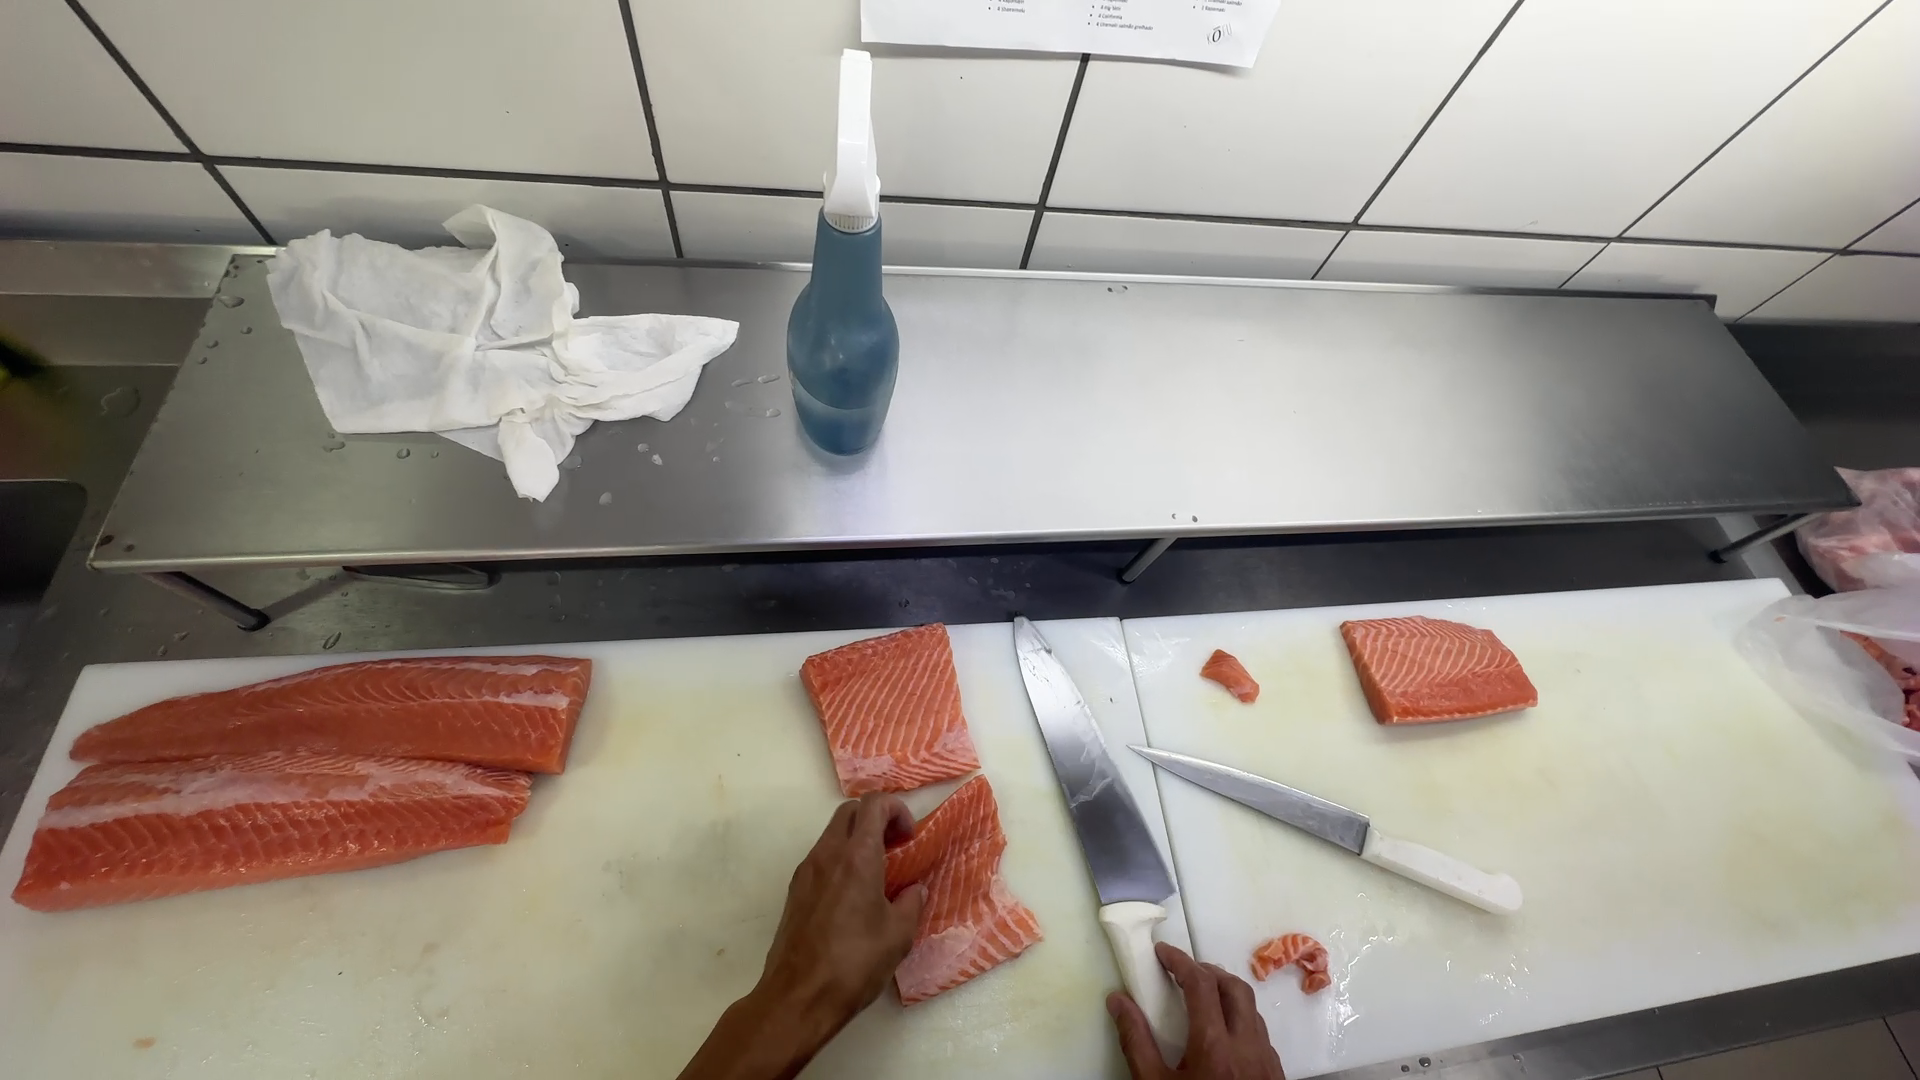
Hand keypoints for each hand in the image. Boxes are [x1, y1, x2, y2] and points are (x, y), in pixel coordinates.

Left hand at [677, 795, 926, 1079]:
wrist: (797, 998)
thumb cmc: (854, 963)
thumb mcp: (898, 935)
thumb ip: (912, 903)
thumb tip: (915, 890)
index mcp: (857, 855)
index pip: (874, 803)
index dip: (897, 810)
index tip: (908, 837)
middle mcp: (828, 853)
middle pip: (851, 811)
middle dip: (875, 819)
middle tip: (894, 847)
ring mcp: (806, 870)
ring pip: (833, 833)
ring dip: (856, 839)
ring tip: (875, 873)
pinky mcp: (794, 890)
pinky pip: (821, 857)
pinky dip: (840, 859)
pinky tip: (852, 895)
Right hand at [1109, 942, 1285, 1079]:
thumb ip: (1136, 1041)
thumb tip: (1118, 1000)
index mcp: (1214, 1044)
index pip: (1200, 983)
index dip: (1179, 960)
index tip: (1160, 953)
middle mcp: (1247, 1045)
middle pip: (1234, 987)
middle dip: (1207, 971)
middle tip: (1182, 972)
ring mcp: (1267, 1063)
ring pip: (1252, 1010)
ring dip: (1227, 994)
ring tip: (1202, 998)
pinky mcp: (1277, 1079)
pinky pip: (1262, 1035)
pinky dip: (1242, 1020)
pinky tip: (1224, 1035)